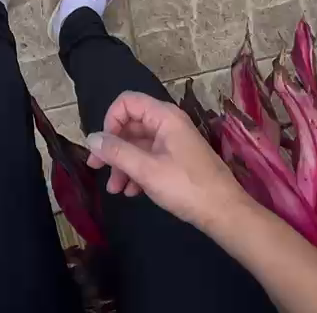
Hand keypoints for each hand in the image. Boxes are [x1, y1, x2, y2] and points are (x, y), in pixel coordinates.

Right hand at [86, 90, 249, 232]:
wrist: (226, 214)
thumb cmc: (187, 187)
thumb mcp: (147, 170)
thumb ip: (117, 153)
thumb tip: (90, 138)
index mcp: (164, 116)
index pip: (127, 102)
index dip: (110, 120)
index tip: (103, 146)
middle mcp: (168, 123)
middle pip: (131, 124)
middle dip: (113, 147)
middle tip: (97, 169)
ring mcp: (173, 142)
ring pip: (138, 144)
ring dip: (123, 164)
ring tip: (115, 189)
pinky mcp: (177, 160)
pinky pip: (149, 157)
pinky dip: (137, 171)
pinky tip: (131, 192)